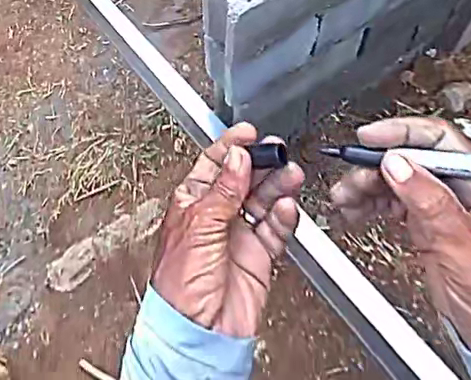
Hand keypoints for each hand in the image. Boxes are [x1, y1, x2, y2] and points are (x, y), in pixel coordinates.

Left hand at [149, 121, 304, 337]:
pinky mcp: (257, 257)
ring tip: (290, 174)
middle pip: (244, 179)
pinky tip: (286, 205)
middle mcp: (216, 215)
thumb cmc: (179, 287)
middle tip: (277, 150)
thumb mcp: (199, 226)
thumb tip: (237, 157)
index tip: (248, 132)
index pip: (214, 164)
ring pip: (262, 200)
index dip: (231, 146)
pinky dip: (282, 216)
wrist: (198, 336)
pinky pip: (274, 229)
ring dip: (277, 185)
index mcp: (193, 202)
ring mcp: (238, 235)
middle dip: (261, 163)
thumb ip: (223, 191)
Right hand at [329, 117, 470, 361]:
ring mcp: (444, 207)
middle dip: (377, 163)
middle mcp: (462, 192)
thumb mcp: (470, 256)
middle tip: (352, 173)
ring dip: (367, 183)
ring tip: (345, 196)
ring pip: (397, 177)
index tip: (372, 138)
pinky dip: (370, 202)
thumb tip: (399, 163)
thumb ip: (434, 207)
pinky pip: (393, 200)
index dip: (403, 134)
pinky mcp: (428, 224)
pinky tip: (356, 209)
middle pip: (412, 157)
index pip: (441, 141)